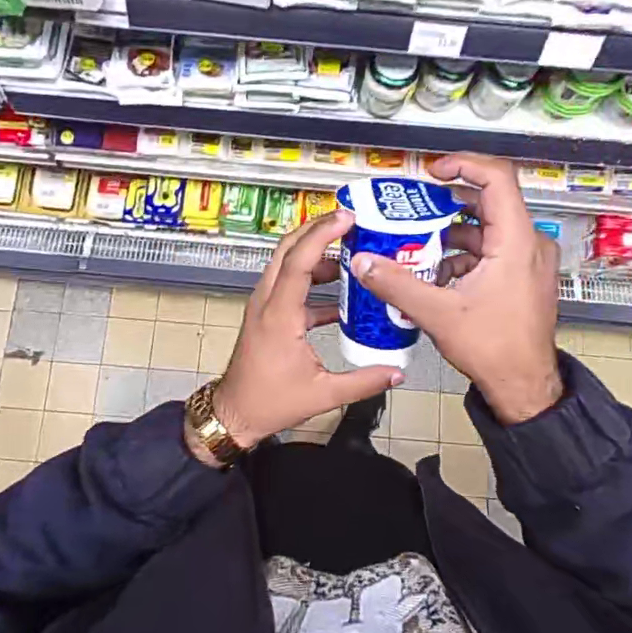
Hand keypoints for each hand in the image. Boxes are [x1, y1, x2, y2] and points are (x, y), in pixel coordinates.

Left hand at [199, 210, 400, 456]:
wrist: (235, 413)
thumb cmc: (267, 402)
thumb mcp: (323, 394)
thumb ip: (364, 382)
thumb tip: (396, 373)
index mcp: (279, 316)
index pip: (299, 260)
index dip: (323, 234)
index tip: (346, 219)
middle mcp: (267, 303)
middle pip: (289, 249)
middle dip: (319, 230)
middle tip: (350, 223)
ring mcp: (265, 307)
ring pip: (288, 264)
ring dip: (316, 254)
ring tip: (350, 256)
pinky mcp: (268, 316)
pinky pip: (291, 285)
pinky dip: (312, 281)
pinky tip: (339, 296)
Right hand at [349, 153, 562, 424]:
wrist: (524, 386)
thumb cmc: (499, 352)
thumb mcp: (438, 314)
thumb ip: (397, 284)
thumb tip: (367, 264)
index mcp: (516, 242)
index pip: (497, 177)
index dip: (463, 164)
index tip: (435, 170)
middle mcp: (529, 246)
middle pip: (488, 202)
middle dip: (447, 206)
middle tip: (417, 210)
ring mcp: (529, 262)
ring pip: (488, 230)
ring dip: (453, 235)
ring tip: (420, 248)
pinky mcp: (523, 277)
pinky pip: (492, 251)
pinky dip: (465, 255)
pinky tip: (439, 275)